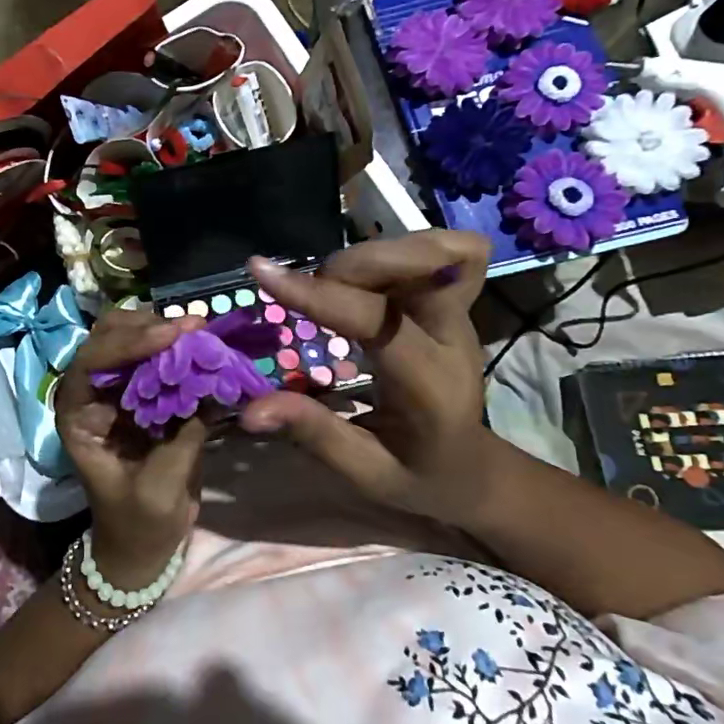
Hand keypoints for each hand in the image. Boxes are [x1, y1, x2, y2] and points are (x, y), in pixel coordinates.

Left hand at [57, 307, 208, 587]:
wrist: (144, 545)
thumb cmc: (139, 523)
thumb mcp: (160, 486)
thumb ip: (183, 435)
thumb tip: (214, 387)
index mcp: (79, 416)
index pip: (92, 362)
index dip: (129, 343)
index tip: (172, 335)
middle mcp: (95, 395)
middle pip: (109, 338)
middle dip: (150, 326)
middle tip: (194, 325)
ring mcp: (122, 393)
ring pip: (134, 340)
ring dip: (166, 330)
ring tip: (202, 330)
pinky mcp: (149, 397)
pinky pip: (162, 360)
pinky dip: (183, 349)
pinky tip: (208, 346)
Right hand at [240, 231, 503, 525]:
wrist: (473, 468)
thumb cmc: (419, 476)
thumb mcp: (366, 472)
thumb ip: (315, 434)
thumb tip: (250, 410)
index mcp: (429, 385)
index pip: (377, 319)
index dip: (318, 293)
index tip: (262, 272)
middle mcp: (453, 336)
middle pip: (417, 265)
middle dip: (351, 265)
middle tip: (309, 292)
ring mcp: (461, 313)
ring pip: (432, 249)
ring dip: (374, 253)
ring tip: (334, 282)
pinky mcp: (459, 302)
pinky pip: (447, 251)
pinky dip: (407, 247)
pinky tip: (375, 269)